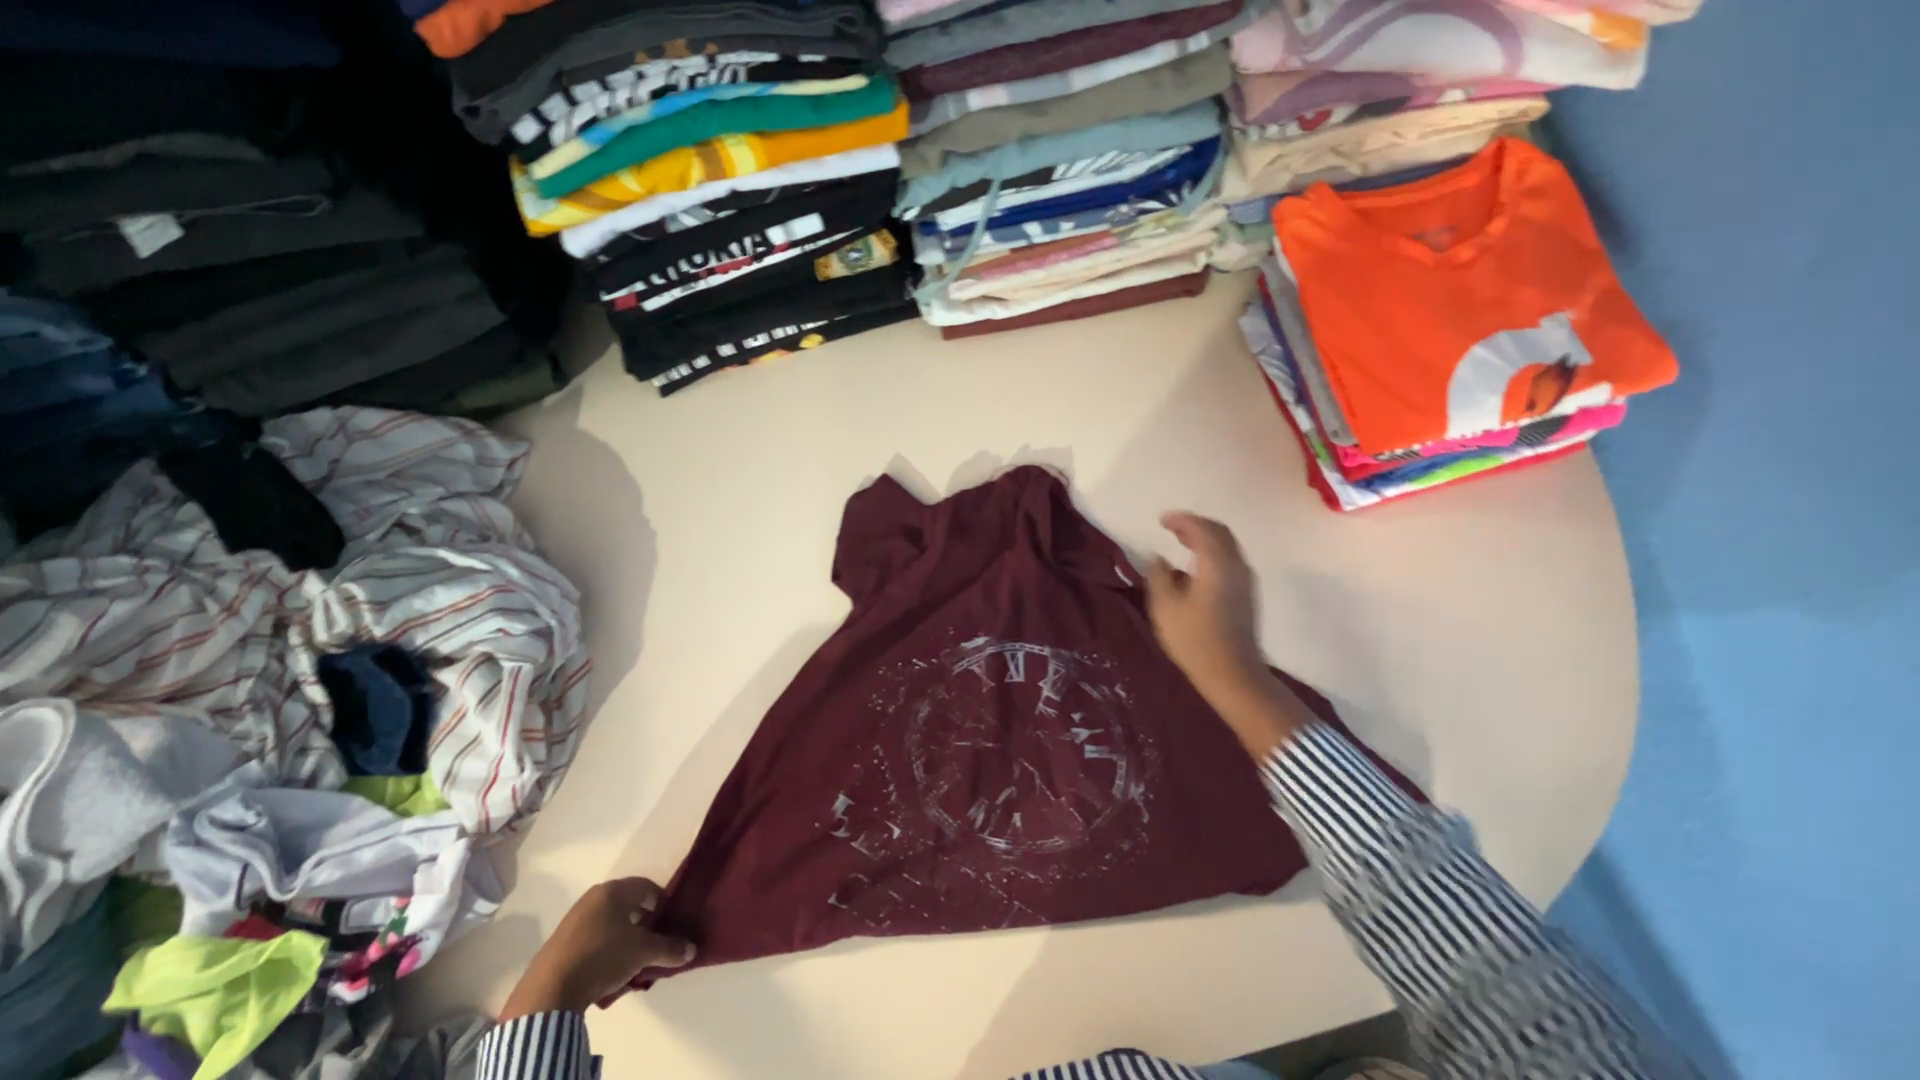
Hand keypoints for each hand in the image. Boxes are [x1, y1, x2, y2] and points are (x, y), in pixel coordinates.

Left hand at [498, 878, 694, 1019]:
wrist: (549, 991)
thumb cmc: (603, 957)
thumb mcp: (643, 953)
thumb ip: (670, 948)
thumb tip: (691, 949)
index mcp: (613, 891)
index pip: (647, 887)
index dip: (663, 903)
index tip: (671, 924)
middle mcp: (593, 898)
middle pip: (628, 904)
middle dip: (645, 922)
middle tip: (655, 943)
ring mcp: (574, 920)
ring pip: (610, 923)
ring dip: (625, 938)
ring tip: (635, 961)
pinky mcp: (561, 942)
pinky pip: (594, 938)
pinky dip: (607, 949)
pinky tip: (611, 971)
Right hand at [1145, 512, 1303, 754]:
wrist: (1233, 673)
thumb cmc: (1194, 640)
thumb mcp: (1165, 607)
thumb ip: (1159, 576)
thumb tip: (1158, 559)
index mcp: (1216, 564)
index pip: (1202, 529)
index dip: (1181, 520)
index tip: (1162, 520)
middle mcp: (1236, 566)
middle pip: (1220, 533)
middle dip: (1196, 525)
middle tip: (1172, 527)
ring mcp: (1246, 581)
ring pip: (1228, 546)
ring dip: (1206, 539)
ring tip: (1182, 543)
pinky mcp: (1247, 595)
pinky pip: (1230, 560)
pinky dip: (1213, 553)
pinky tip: (1196, 567)